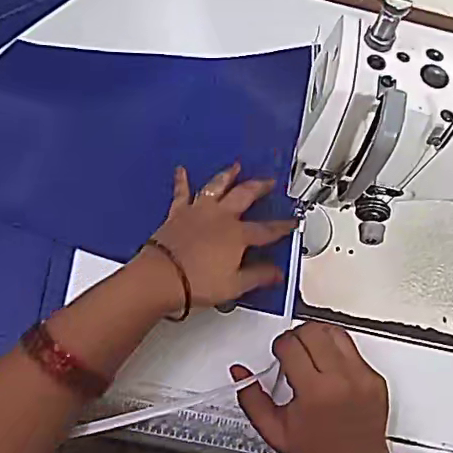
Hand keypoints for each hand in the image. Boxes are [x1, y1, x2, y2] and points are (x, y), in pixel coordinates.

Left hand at [142, 164, 297, 310]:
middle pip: (245, 195)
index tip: (291, 223)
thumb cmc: (196, 282)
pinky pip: (182, 192)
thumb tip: (276, 274)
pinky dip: (182, 181)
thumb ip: (258, 276)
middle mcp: (220, 217)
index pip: (267, 229)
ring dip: (227, 175)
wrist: (161, 277)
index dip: (281, 226)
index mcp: (238, 235)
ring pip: (217, 186)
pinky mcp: (178, 213)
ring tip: (235, 167)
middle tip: (268, 182)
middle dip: (259, 187)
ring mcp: (198, 212)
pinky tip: (181, 171)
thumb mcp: (235, 285)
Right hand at [232, 323, 392, 452]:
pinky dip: (338, 350)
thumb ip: (251, 399)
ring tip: (312, 352)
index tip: (280, 354)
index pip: (291, 345)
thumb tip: (240, 372)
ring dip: (318, 336)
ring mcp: (361, 376)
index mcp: (314, 392)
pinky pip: (353, 348)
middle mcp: (341, 379)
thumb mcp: (275, 431)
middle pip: (313, 331)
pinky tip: (330, 366)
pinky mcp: (374, 377)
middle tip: (294, 350)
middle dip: (297, 336)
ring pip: (334, 332)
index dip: (280, 345)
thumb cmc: (319, 451)